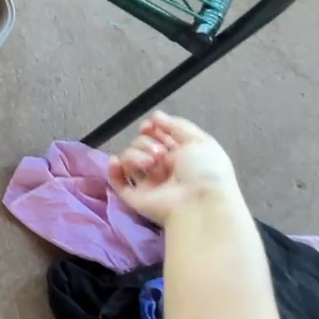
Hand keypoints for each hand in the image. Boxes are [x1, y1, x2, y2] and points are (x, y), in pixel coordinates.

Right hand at [106, 111, 240, 224]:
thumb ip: (177, 125)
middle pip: (140, 145)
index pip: (157, 137)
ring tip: (150, 164)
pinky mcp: (134, 195)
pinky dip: (113, 169)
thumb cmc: (205, 171)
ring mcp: (147, 182)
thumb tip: (155, 115)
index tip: (148, 127)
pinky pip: (116, 179)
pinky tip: (116, 162)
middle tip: (159, 154)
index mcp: (179, 156)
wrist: (200, 203)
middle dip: (145, 144)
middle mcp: (162, 167)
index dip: (150, 129)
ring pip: (128, 158)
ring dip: (135, 155)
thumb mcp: (200, 141)